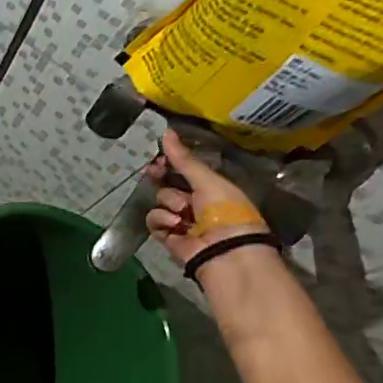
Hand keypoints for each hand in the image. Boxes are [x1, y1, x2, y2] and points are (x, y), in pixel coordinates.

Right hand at [145, 129, 267, 263]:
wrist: (227, 252)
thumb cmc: (226, 211)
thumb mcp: (207, 180)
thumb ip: (183, 159)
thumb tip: (165, 130)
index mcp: (210, 188)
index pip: (183, 170)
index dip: (170, 163)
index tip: (161, 158)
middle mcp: (195, 203)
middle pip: (167, 184)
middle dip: (161, 177)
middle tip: (155, 171)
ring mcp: (182, 221)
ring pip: (160, 201)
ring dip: (169, 203)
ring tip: (183, 213)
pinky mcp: (170, 238)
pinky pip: (155, 221)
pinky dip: (162, 220)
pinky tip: (175, 224)